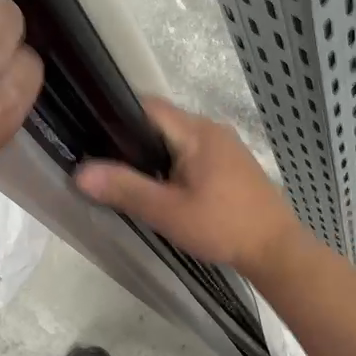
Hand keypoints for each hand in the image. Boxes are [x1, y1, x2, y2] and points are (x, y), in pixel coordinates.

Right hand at [74, 98, 306, 275]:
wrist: (275, 249)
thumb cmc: (222, 226)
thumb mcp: (167, 211)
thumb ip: (125, 189)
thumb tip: (80, 171)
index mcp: (197, 131)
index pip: (146, 107)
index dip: (115, 116)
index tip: (90, 134)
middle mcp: (212, 129)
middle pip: (160, 123)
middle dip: (131, 140)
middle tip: (102, 163)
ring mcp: (225, 146)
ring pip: (176, 140)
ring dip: (153, 156)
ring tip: (125, 178)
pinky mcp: (231, 165)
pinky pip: (192, 154)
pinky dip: (172, 165)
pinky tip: (161, 189)